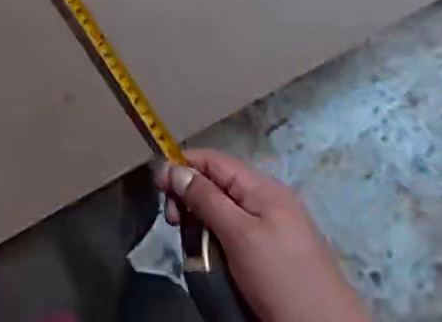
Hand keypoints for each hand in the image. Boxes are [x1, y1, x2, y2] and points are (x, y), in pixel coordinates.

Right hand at [157, 150, 369, 321]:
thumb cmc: (284, 281)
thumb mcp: (239, 236)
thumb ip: (205, 198)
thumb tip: (174, 168)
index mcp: (262, 188)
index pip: (211, 160)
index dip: (180, 165)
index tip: (157, 187)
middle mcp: (266, 201)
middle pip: (214, 183)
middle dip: (188, 197)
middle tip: (172, 222)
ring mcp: (271, 228)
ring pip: (220, 210)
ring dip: (199, 221)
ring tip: (189, 242)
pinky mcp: (270, 253)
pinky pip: (232, 233)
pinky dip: (214, 239)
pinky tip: (209, 256)